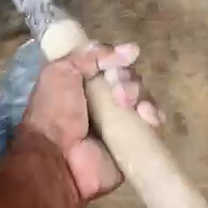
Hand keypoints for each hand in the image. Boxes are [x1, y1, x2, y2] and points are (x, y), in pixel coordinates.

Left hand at [19, 43, 160, 206]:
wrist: (56, 157)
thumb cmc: (54, 112)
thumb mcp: (61, 71)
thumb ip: (89, 55)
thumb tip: (132, 50)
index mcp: (83, 84)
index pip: (112, 65)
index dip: (118, 60)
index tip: (118, 61)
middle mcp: (103, 102)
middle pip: (130, 80)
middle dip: (128, 80)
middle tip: (117, 90)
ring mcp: (119, 124)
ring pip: (143, 100)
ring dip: (141, 95)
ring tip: (127, 104)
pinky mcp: (133, 143)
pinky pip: (152, 126)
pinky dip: (153, 117)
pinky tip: (147, 116)